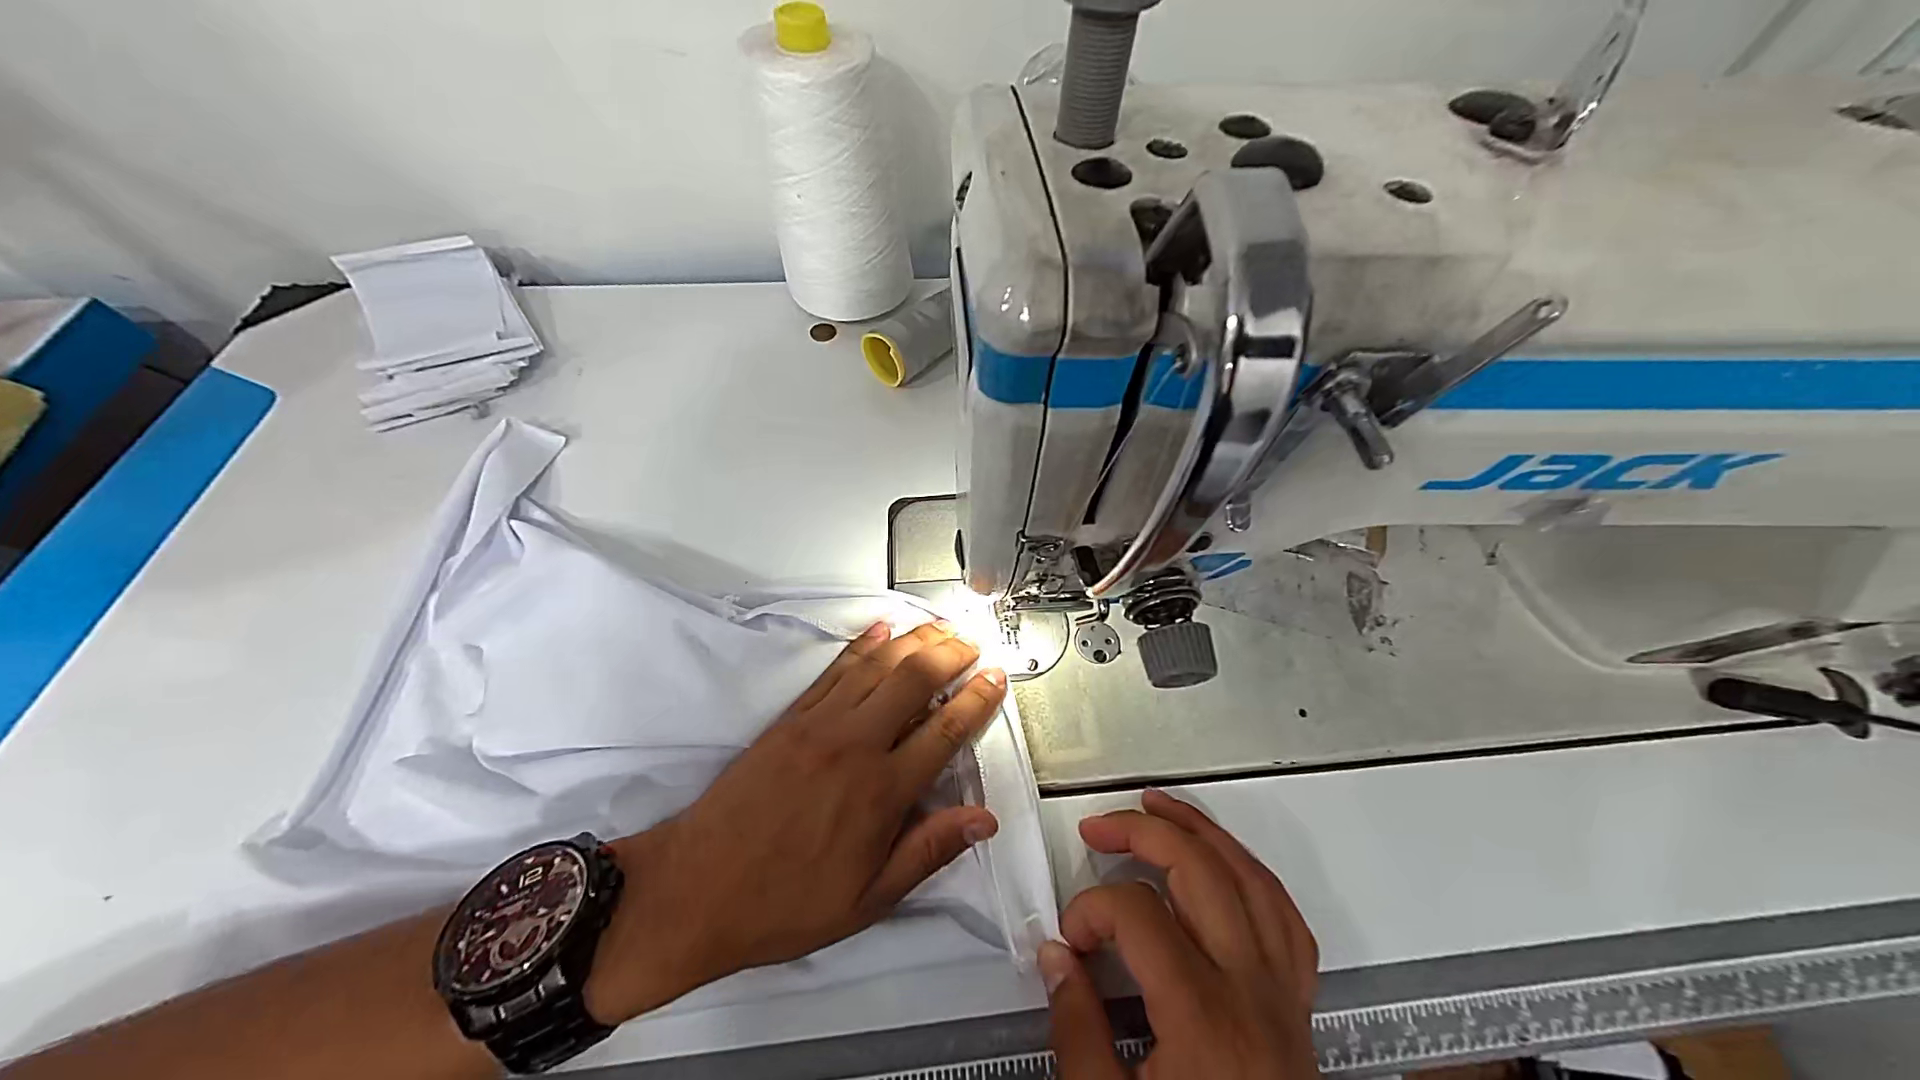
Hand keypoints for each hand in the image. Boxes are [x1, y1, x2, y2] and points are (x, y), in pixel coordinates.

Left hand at [584, 620, 1007, 1022]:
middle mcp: (855, 746)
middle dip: (952, 653)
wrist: (696, 889)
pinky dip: (863, 645)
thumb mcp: (868, 898)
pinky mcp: (790, 718)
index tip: (997, 678)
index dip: (978, 698)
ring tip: (942, 625)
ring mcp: (819, 725)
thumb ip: (928, 851)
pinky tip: (881, 630)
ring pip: (878, 665)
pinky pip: (835, 670)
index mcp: (882, 792)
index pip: (946, 730)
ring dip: (915, 639)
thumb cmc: (785, 903)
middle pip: (916, 680)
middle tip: (975, 641)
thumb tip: (982, 819)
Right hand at [1040, 789, 1320, 1078]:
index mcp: (1204, 1018)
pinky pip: (1285, 917)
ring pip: (1252, 879)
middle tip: (1099, 826)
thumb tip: (1057, 957)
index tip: (1069, 941)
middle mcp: (1253, 991)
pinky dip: (1250, 873)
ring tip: (1161, 804)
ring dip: (1203, 831)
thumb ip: (1077, 1029)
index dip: (1090, 911)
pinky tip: (1224, 859)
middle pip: (1201, 871)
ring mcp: (1285, 994)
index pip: (1138, 915)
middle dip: (1143, 832)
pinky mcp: (1299, 1005)